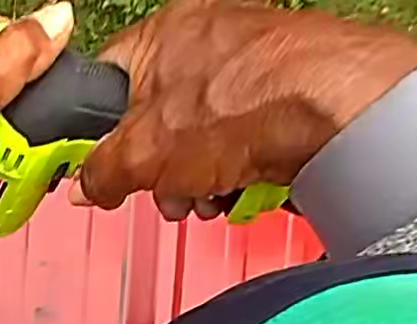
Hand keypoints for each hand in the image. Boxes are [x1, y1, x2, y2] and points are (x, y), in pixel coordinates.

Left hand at [0, 3, 75, 260]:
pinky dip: (5, 175)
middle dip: (24, 113)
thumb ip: (8, 62)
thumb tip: (53, 21)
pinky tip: (2, 182)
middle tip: (28, 131)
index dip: (27, 45)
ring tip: (14, 162)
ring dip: (17, 150)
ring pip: (5, 132)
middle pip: (7, 90)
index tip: (49, 69)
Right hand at [71, 0, 416, 219]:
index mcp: (159, 36)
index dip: (91, 138)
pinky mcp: (268, 100)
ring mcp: (238, 71)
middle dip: (150, 174)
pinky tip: (229, 188)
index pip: (100, 89)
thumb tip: (83, 186)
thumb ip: (99, 173)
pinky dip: (221, 177)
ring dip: (185, 184)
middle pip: (146, 127)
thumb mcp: (142, 154)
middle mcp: (200, 44)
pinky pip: (224, 149)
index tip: (90, 170)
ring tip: (201, 194)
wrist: (333, 113)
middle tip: (157, 190)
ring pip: (186, 145)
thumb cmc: (247, 105)